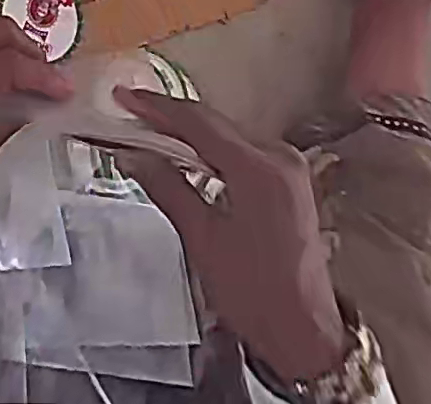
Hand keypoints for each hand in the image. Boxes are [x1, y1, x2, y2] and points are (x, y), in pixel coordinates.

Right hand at [114, 91, 346, 382]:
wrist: (306, 334)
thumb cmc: (252, 293)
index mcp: (257, 168)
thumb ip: (167, 187)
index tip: (124, 96)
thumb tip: (130, 154)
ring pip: (229, 133)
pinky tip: (188, 153)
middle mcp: (278, 153)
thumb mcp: (203, 239)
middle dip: (171, 116)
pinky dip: (213, 147)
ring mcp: (289, 162)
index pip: (199, 122)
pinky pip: (243, 148)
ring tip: (150, 129)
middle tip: (130, 110)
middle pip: (215, 123)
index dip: (157, 107)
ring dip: (191, 131)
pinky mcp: (290, 174)